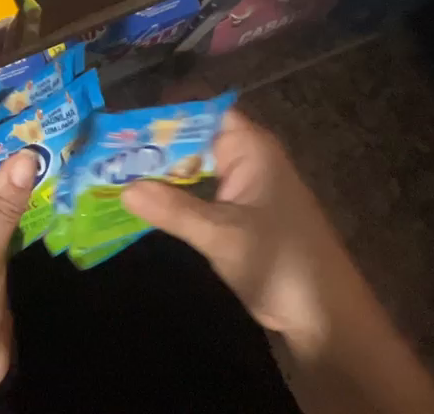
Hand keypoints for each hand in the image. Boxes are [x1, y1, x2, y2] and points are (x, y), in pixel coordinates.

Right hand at [122, 110, 357, 351]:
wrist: (329, 322)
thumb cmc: (282, 265)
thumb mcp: (222, 236)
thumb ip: (173, 210)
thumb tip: (123, 188)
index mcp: (250, 147)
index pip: (200, 110)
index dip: (162, 111)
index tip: (120, 121)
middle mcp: (245, 157)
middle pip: (191, 135)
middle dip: (151, 142)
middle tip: (103, 149)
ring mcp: (242, 185)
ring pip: (191, 164)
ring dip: (157, 168)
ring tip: (110, 168)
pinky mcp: (238, 211)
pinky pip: (196, 189)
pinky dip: (170, 191)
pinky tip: (139, 198)